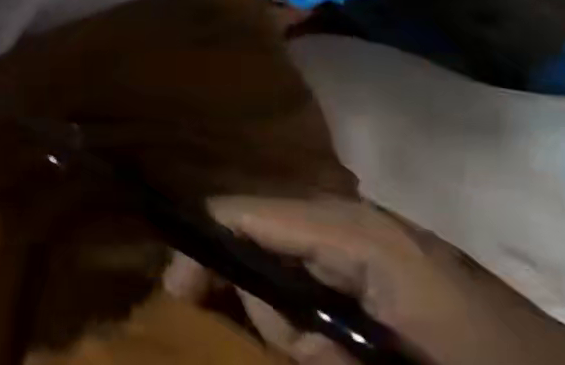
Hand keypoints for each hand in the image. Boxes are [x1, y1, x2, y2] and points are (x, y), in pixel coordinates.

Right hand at [204, 197, 564, 364]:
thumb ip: (327, 353)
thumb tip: (276, 333)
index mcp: (356, 232)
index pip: (248, 214)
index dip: (202, 243)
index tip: (174, 289)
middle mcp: (356, 219)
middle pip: (261, 232)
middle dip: (248, 288)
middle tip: (271, 343)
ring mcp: (375, 239)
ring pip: (288, 254)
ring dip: (281, 307)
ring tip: (317, 352)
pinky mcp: (390, 263)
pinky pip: (320, 270)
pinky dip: (304, 304)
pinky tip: (322, 338)